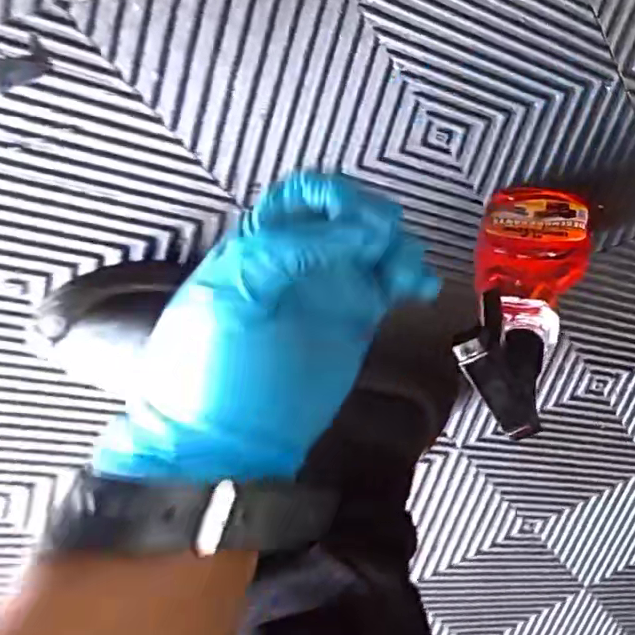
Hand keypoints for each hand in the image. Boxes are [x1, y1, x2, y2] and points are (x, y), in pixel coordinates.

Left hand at [92, 172, 440, 482]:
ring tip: (403, 278)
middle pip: (355, 212)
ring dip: (404, 249)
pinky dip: (418, 277)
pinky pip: (400, 280)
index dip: (334, 193)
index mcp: (262, 244)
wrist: (228, 441)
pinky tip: (421, 290)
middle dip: (378, 220)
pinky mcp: (363, 313)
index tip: (356, 218)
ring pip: (385, 243)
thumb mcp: (231, 298)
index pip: (303, 194)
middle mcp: (305, 257)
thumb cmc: (212, 368)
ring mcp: (337, 285)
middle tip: (381, 247)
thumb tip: (360, 232)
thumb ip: (288, 251)